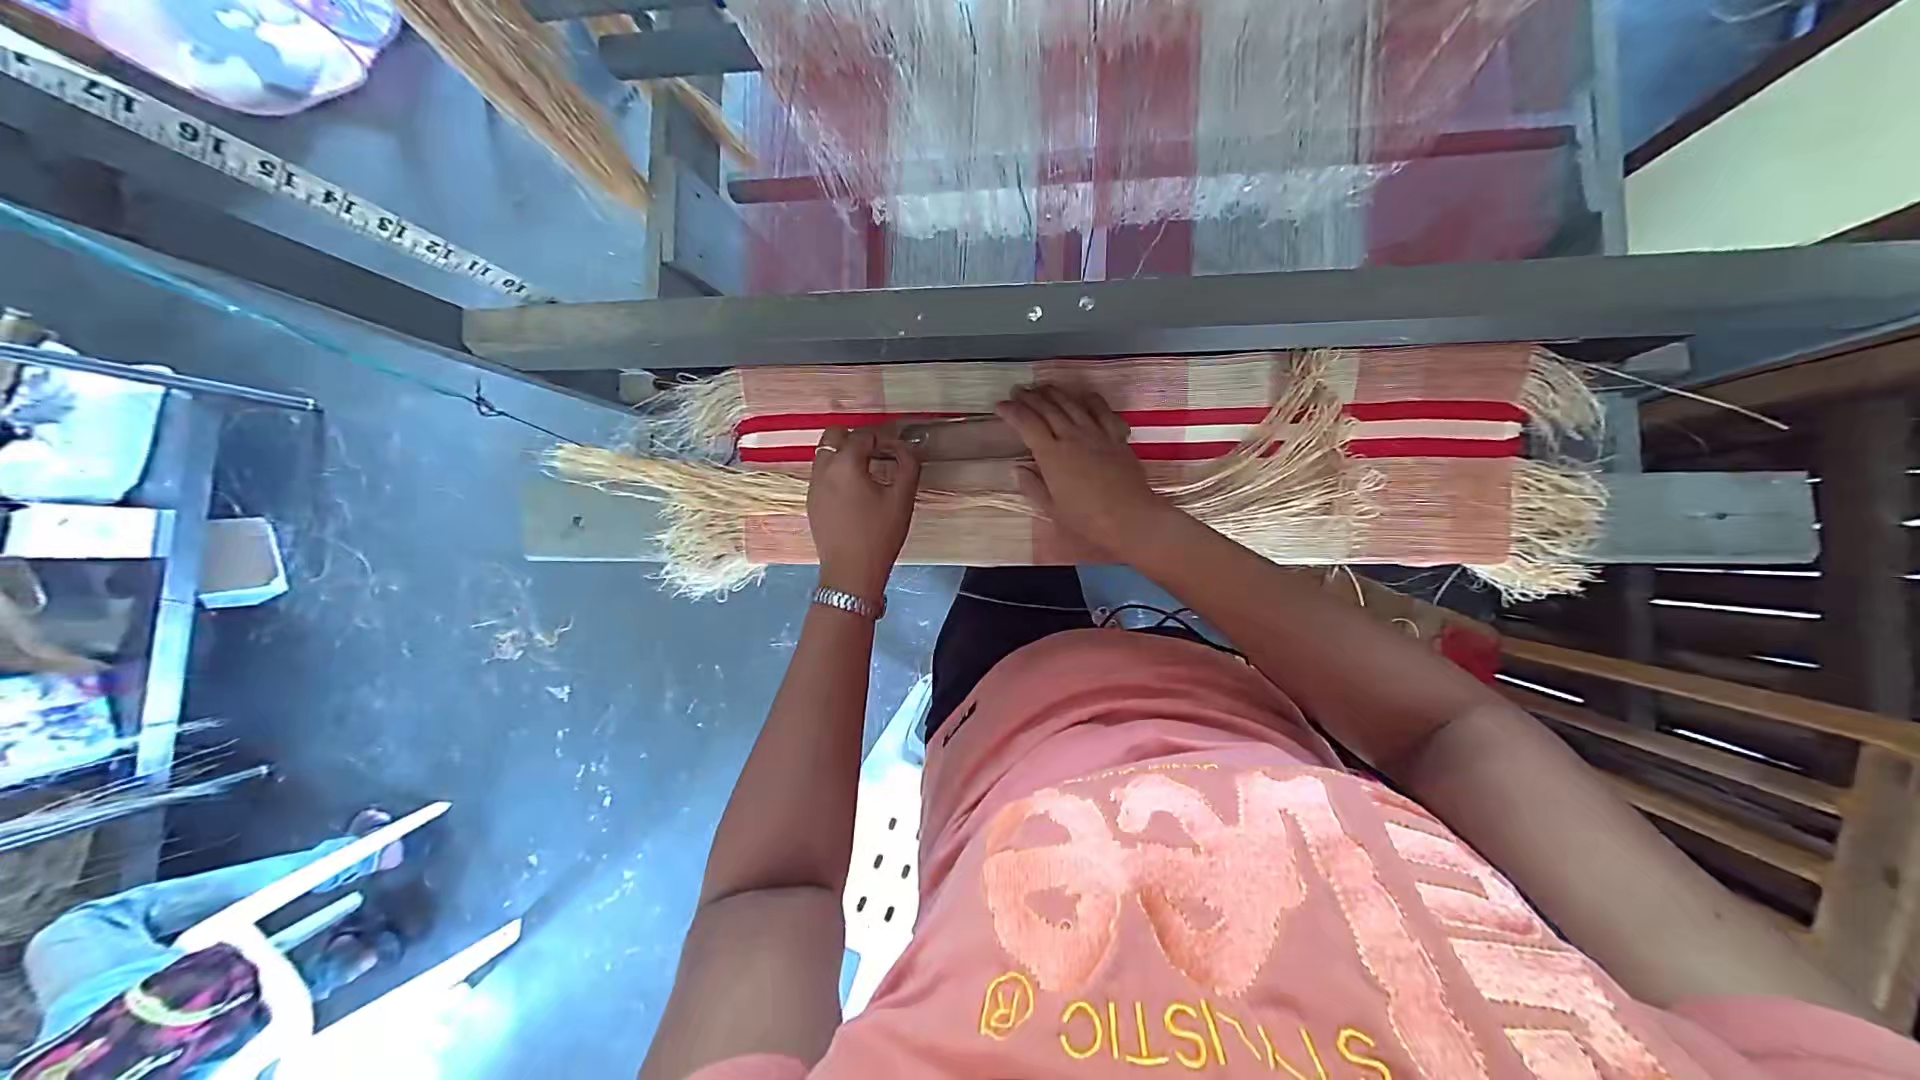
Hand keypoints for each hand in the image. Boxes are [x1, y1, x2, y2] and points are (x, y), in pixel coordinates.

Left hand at [807, 425, 921, 598]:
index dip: (884, 437)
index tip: (898, 449)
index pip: (864, 435)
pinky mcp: (812, 503)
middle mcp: (823, 470)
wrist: (851, 572)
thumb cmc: (878, 536)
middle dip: (857, 437)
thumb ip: (908, 465)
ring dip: (844, 453)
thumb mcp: (902, 498)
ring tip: (868, 470)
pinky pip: (822, 474)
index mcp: (845, 464)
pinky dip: (836, 471)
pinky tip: (855, 490)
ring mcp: (814, 487)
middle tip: (879, 451)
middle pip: (834, 435)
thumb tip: (908, 448)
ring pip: (825, 454)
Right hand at [995, 385, 1180, 556]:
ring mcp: (1096, 433)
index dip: (1012, 412)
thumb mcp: (1052, 509)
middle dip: (1029, 397)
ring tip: (1042, 388)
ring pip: (1071, 404)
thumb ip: (1032, 486)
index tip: (1000, 406)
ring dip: (1054, 393)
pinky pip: (1102, 410)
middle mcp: (1072, 437)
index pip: (1027, 424)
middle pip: (1047, 408)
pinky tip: (1083, 396)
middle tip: (1017, 391)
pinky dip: (1089, 399)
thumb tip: (1017, 469)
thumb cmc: (1087, 519)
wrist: (1130, 517)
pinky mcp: (1116, 436)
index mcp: (1052, 455)